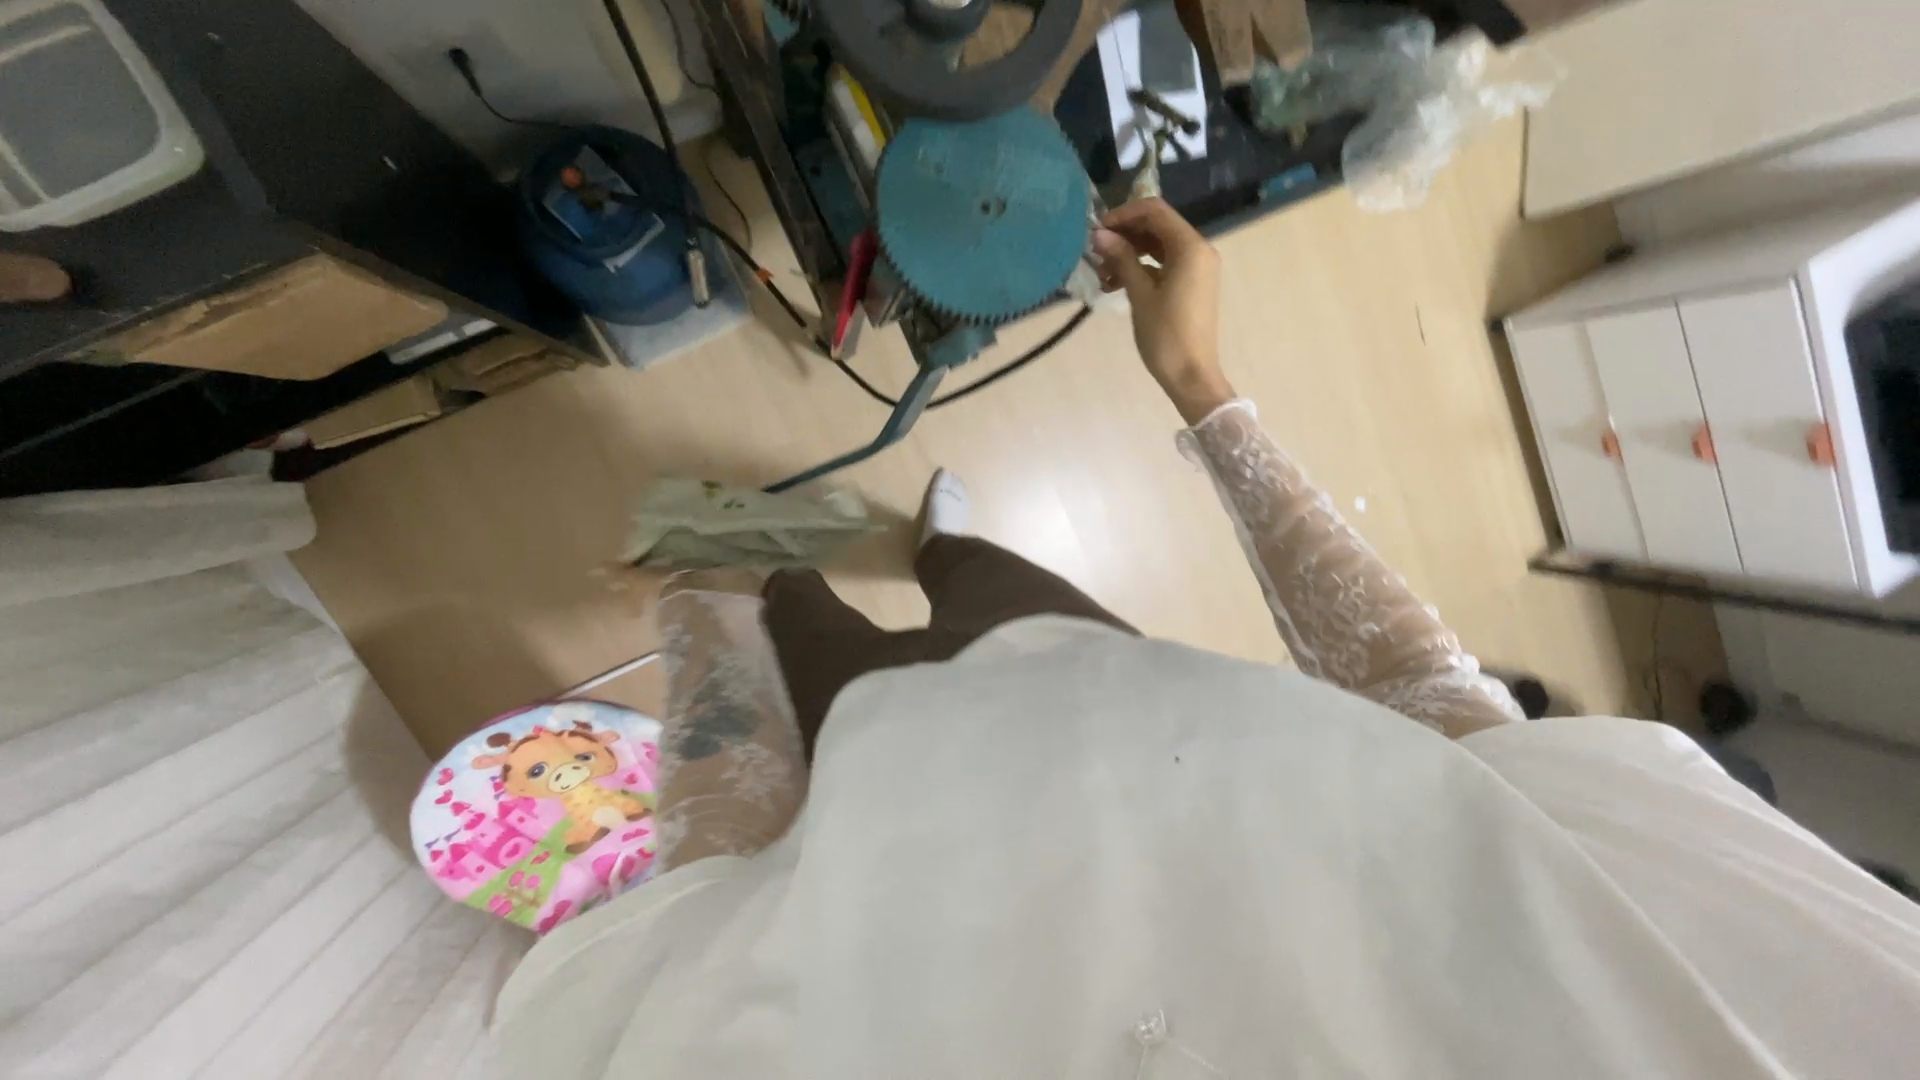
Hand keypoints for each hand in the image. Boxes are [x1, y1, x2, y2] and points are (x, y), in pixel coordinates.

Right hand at [1092, 199, 1234, 424]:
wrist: (1191, 375)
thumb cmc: (1165, 336)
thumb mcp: (1140, 294)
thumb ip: (1121, 259)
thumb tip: (1099, 235)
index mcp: (1190, 247)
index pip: (1154, 211)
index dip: (1123, 215)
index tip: (1097, 231)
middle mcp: (1198, 250)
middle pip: (1157, 226)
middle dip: (1124, 235)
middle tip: (1096, 254)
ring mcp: (1197, 267)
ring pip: (1158, 246)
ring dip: (1129, 254)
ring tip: (1102, 275)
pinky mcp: (1192, 283)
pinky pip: (1164, 264)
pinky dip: (1141, 268)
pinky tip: (1116, 284)